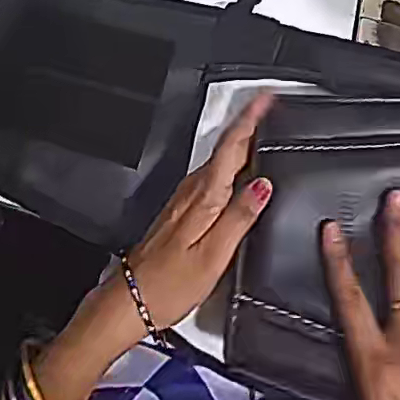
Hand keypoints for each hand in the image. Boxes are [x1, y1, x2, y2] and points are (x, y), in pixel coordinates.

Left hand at [120, 90, 275, 327]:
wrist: (129, 301)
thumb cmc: (169, 284)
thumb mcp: (213, 255)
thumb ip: (241, 216)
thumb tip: (264, 185)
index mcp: (205, 196)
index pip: (232, 146)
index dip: (250, 119)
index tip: (265, 98)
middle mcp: (193, 190)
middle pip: (227, 147)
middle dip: (249, 123)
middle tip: (270, 107)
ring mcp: (186, 198)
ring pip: (220, 159)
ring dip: (241, 141)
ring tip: (261, 130)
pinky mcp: (183, 209)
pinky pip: (213, 173)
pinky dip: (230, 161)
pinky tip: (239, 168)